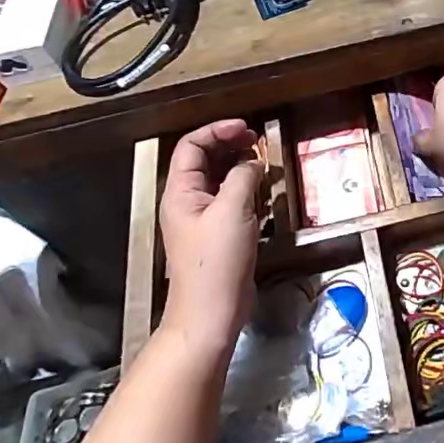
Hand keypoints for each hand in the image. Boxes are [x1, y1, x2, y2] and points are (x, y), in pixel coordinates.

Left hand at [158, 119, 263, 353]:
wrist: (211, 314)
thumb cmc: (216, 261)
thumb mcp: (232, 211)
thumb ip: (243, 177)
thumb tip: (253, 163)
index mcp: (180, 192)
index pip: (191, 146)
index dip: (217, 131)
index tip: (245, 128)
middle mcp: (187, 201)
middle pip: (204, 159)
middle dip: (229, 145)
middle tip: (256, 140)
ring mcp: (202, 218)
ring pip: (218, 178)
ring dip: (239, 165)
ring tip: (262, 161)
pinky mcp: (218, 233)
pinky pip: (229, 198)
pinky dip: (245, 187)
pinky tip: (262, 188)